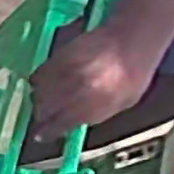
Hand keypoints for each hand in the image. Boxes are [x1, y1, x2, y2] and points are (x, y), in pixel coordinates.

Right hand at [29, 21, 165, 138]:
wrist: (135, 37)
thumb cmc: (134, 72)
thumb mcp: (124, 102)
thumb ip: (95, 116)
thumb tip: (68, 127)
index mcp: (96, 105)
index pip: (61, 125)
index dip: (48, 132)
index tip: (40, 135)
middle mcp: (78, 91)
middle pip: (45, 110)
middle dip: (43, 114)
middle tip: (46, 113)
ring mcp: (67, 74)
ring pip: (38, 94)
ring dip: (40, 97)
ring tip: (49, 95)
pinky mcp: (58, 59)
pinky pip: (39, 76)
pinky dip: (40, 80)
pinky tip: (51, 80)